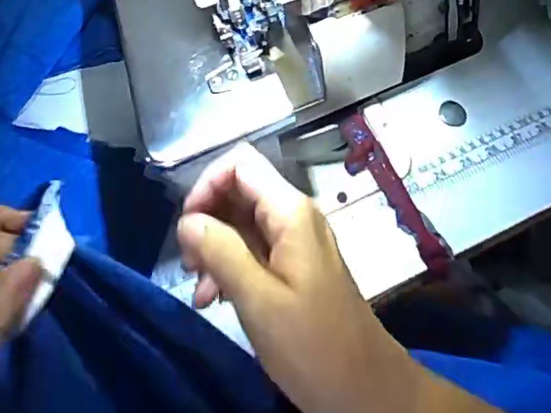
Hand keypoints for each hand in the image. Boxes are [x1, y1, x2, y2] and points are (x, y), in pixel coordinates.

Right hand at [178, 144, 490, 412]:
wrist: (365, 389)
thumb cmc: (313, 344)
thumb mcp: (259, 300)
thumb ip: (222, 252)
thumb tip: (187, 220)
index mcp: (290, 210)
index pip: (240, 163)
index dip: (207, 185)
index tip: (186, 227)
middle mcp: (294, 213)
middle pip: (239, 190)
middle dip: (207, 220)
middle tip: (189, 264)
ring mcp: (296, 238)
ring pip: (242, 221)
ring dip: (215, 248)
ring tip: (201, 291)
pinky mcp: (294, 263)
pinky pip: (254, 247)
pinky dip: (230, 266)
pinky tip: (215, 299)